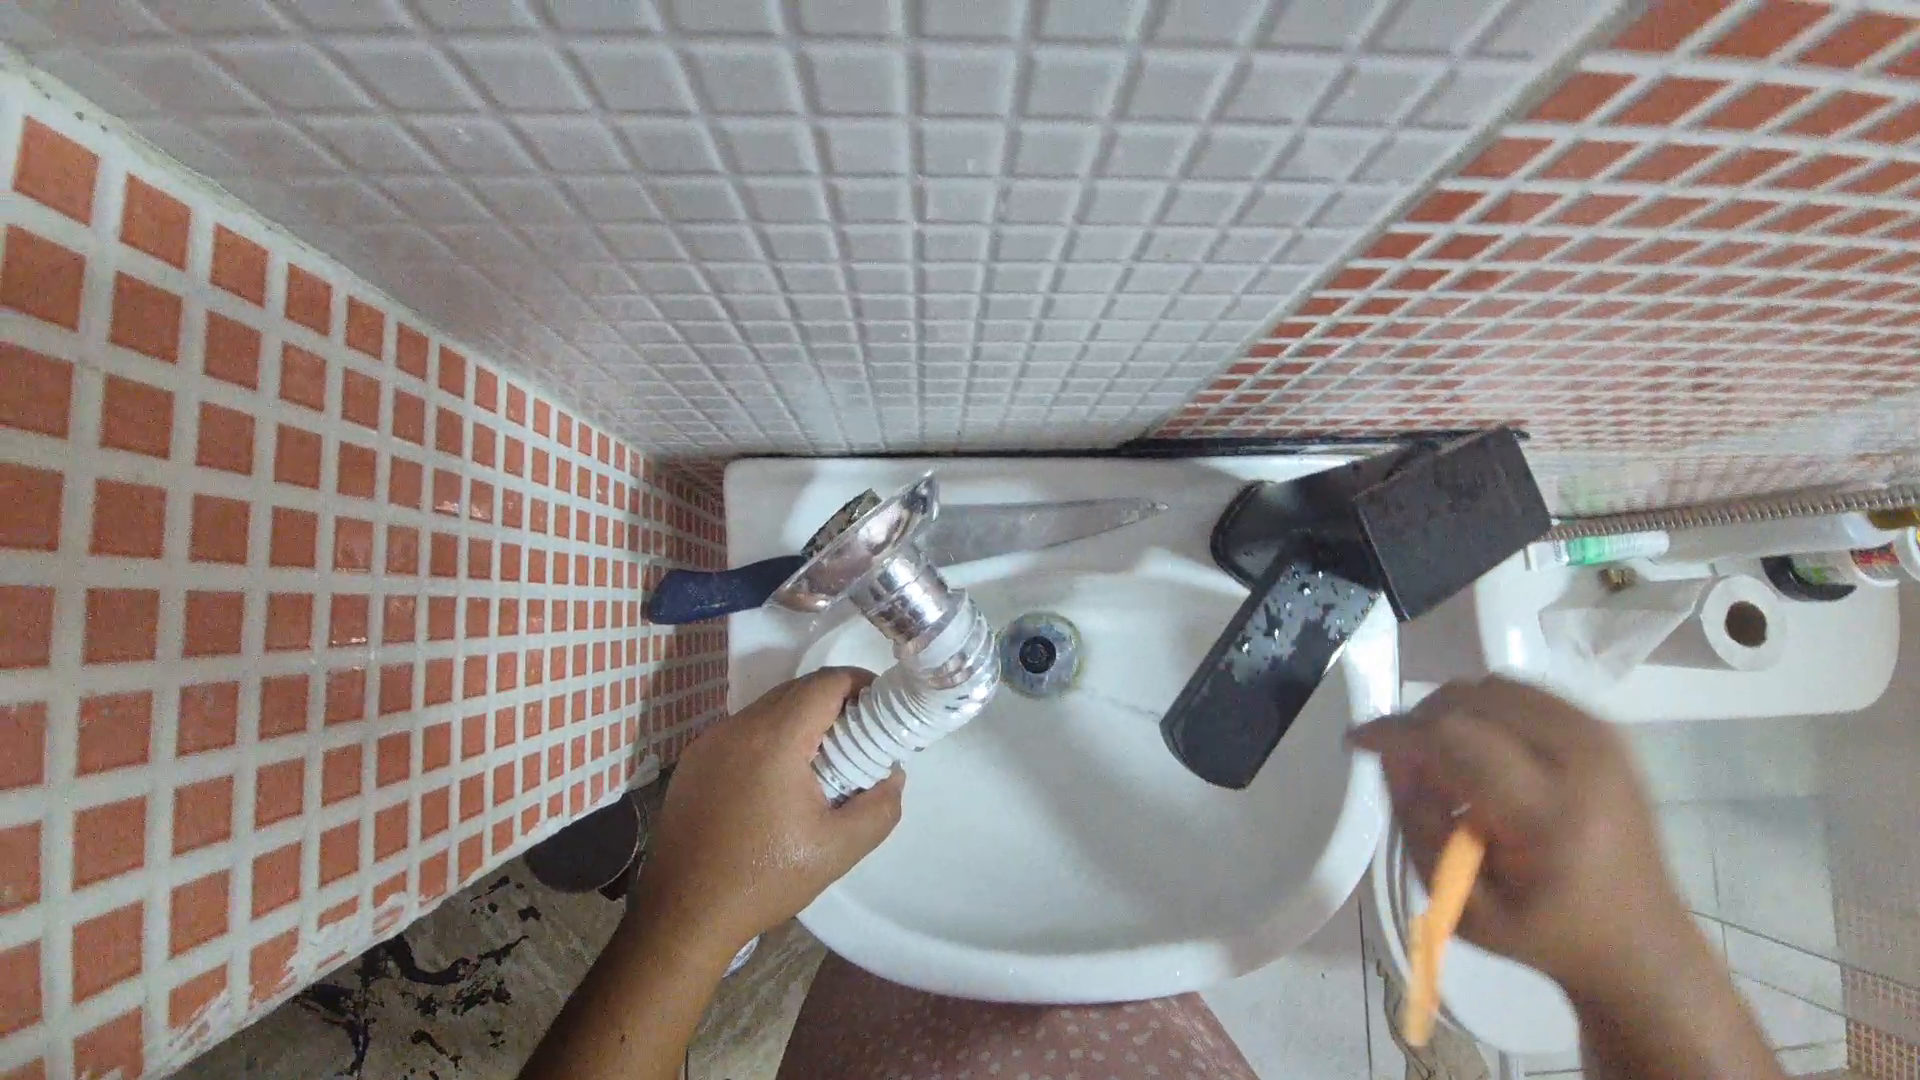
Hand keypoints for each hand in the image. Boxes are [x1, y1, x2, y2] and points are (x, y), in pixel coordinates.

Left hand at [633, 667, 904, 960]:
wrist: (683, 916)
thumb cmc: (764, 879)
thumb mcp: (838, 849)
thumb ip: (880, 807)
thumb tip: (892, 775)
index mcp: (775, 740)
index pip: (826, 683)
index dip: (859, 683)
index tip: (880, 708)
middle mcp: (738, 728)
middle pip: (797, 689)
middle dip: (835, 702)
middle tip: (859, 736)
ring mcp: (710, 742)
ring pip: (768, 708)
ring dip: (802, 719)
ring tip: (822, 761)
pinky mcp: (694, 761)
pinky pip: (743, 731)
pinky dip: (771, 737)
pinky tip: (778, 780)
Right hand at [1349, 676, 1690, 997]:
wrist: (1640, 941)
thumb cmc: (1543, 930)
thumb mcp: (1460, 902)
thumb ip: (1416, 822)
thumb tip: (1393, 757)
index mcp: (1549, 814)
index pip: (1451, 738)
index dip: (1393, 732)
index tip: (1355, 742)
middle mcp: (1581, 761)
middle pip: (1467, 702)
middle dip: (1417, 722)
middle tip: (1403, 761)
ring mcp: (1599, 738)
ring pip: (1489, 687)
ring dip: (1448, 712)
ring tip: (1441, 756)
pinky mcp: (1603, 730)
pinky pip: (1518, 691)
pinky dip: (1481, 708)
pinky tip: (1477, 746)